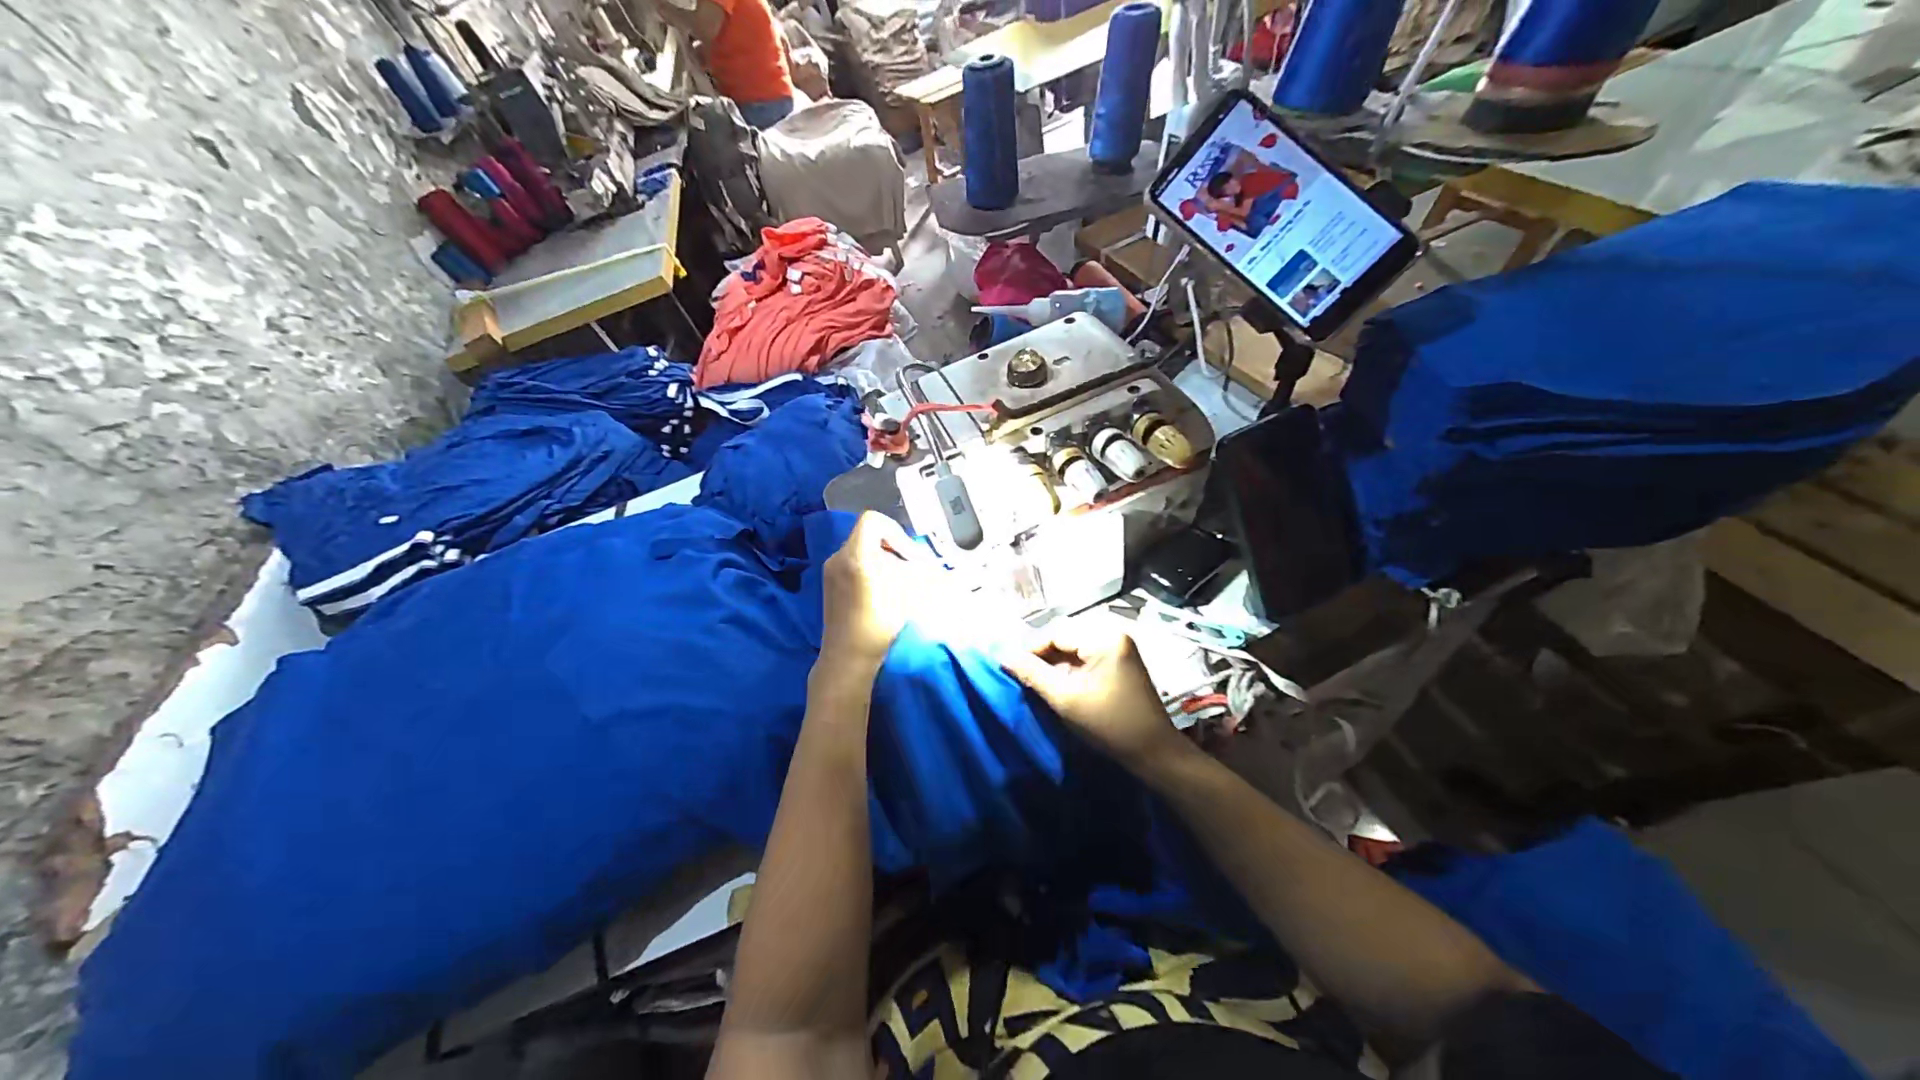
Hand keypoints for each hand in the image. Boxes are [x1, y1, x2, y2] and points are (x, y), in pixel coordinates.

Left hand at [817, 512, 920, 680]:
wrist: (846, 660)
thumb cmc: (876, 628)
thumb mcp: (905, 598)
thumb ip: (920, 575)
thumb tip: (937, 567)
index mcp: (855, 557)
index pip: (873, 522)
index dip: (896, 532)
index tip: (909, 556)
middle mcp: (838, 558)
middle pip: (869, 535)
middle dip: (893, 548)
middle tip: (911, 568)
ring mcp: (831, 570)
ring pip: (862, 549)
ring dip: (884, 559)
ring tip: (899, 581)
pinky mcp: (830, 582)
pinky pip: (854, 562)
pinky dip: (872, 568)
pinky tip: (884, 590)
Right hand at [1000, 624, 1186, 770]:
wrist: (1153, 752)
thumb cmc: (1109, 725)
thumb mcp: (1065, 699)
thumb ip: (1033, 674)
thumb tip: (1004, 657)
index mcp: (1104, 638)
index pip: (1055, 633)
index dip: (1031, 650)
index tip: (1013, 670)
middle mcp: (1114, 634)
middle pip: (1065, 637)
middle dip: (1043, 657)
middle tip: (1025, 679)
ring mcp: (1120, 647)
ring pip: (1074, 648)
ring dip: (1056, 664)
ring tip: (1040, 685)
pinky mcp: (1121, 662)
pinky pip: (1086, 657)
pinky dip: (1071, 669)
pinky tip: (1060, 687)